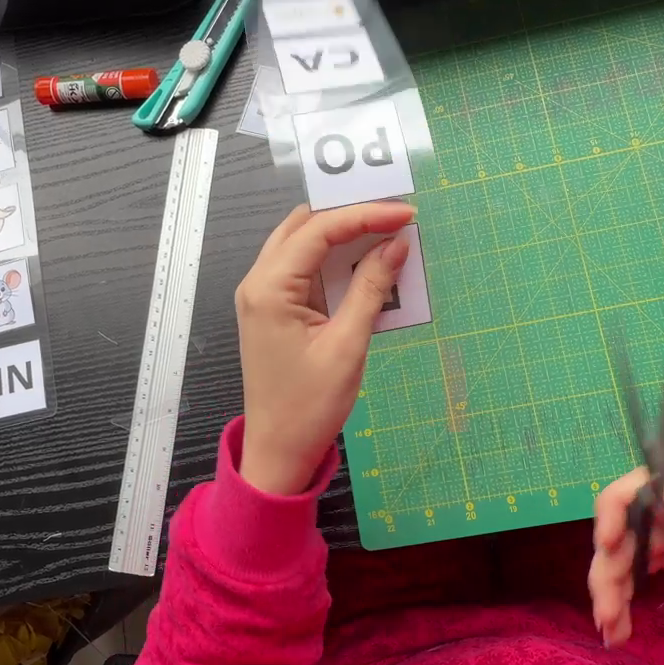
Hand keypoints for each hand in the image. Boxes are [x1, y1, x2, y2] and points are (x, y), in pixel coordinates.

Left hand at [236, 202, 413, 494]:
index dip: (365, 214)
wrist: (278, 452)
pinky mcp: (274, 310)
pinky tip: (365, 264)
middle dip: (350, 215)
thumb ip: (371, 289)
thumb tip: (396, 245)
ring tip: (386, 232)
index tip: (405, 212)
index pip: (319, 229)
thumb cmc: (310, 406)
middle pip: (304, 226)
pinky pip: (305, 271)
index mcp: (269, 288)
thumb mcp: (348, 346)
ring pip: (303, 244)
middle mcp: (258, 282)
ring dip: (343, 237)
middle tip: (394, 215)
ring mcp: (263, 296)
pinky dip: (335, 262)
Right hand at [589, 471, 663, 664]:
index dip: (618, 506)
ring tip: (613, 629)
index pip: (653, 487)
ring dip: (613, 581)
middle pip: (632, 522)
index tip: (605, 546)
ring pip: (632, 543)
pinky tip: (622, 622)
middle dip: (609, 565)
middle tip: (606, 617)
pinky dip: (626, 588)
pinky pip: (644, 561)